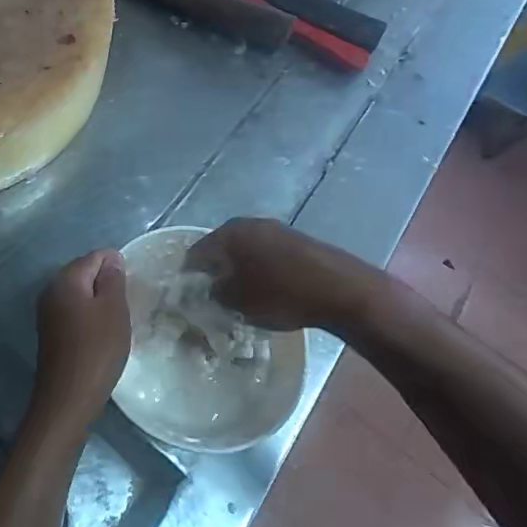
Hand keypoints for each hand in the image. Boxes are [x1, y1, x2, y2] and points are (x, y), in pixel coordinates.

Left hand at [33, 250, 130, 427]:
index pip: (96, 256)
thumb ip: (113, 279)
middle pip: (85, 272)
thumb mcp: (114, 309)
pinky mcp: (50, 332)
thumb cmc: (96, 349)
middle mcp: (51, 290)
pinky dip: (89, 316)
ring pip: (80, 293)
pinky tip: (102, 333)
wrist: (68, 398)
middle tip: (127, 303)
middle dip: (107, 282)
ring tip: (117, 319)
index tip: (133, 287)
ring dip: (99, 301)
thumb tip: (112, 259)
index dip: (117, 266)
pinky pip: (73, 311)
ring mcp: (48, 312)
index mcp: (66, 279)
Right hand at [188, 217, 400, 333]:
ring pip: (244, 250)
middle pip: (219, 248)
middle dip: (214, 272)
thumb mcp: (237, 303)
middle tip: (213, 298)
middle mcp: (247, 223)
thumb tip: (205, 291)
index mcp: (227, 234)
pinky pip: (265, 253)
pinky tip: (266, 288)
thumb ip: (212, 295)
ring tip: (240, 296)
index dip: (188, 277)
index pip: (194, 254)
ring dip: (238, 270)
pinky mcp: (294, 239)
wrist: (338, 288)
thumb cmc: (280, 295)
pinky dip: (259, 268)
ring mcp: (274, 228)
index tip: (188, 300)